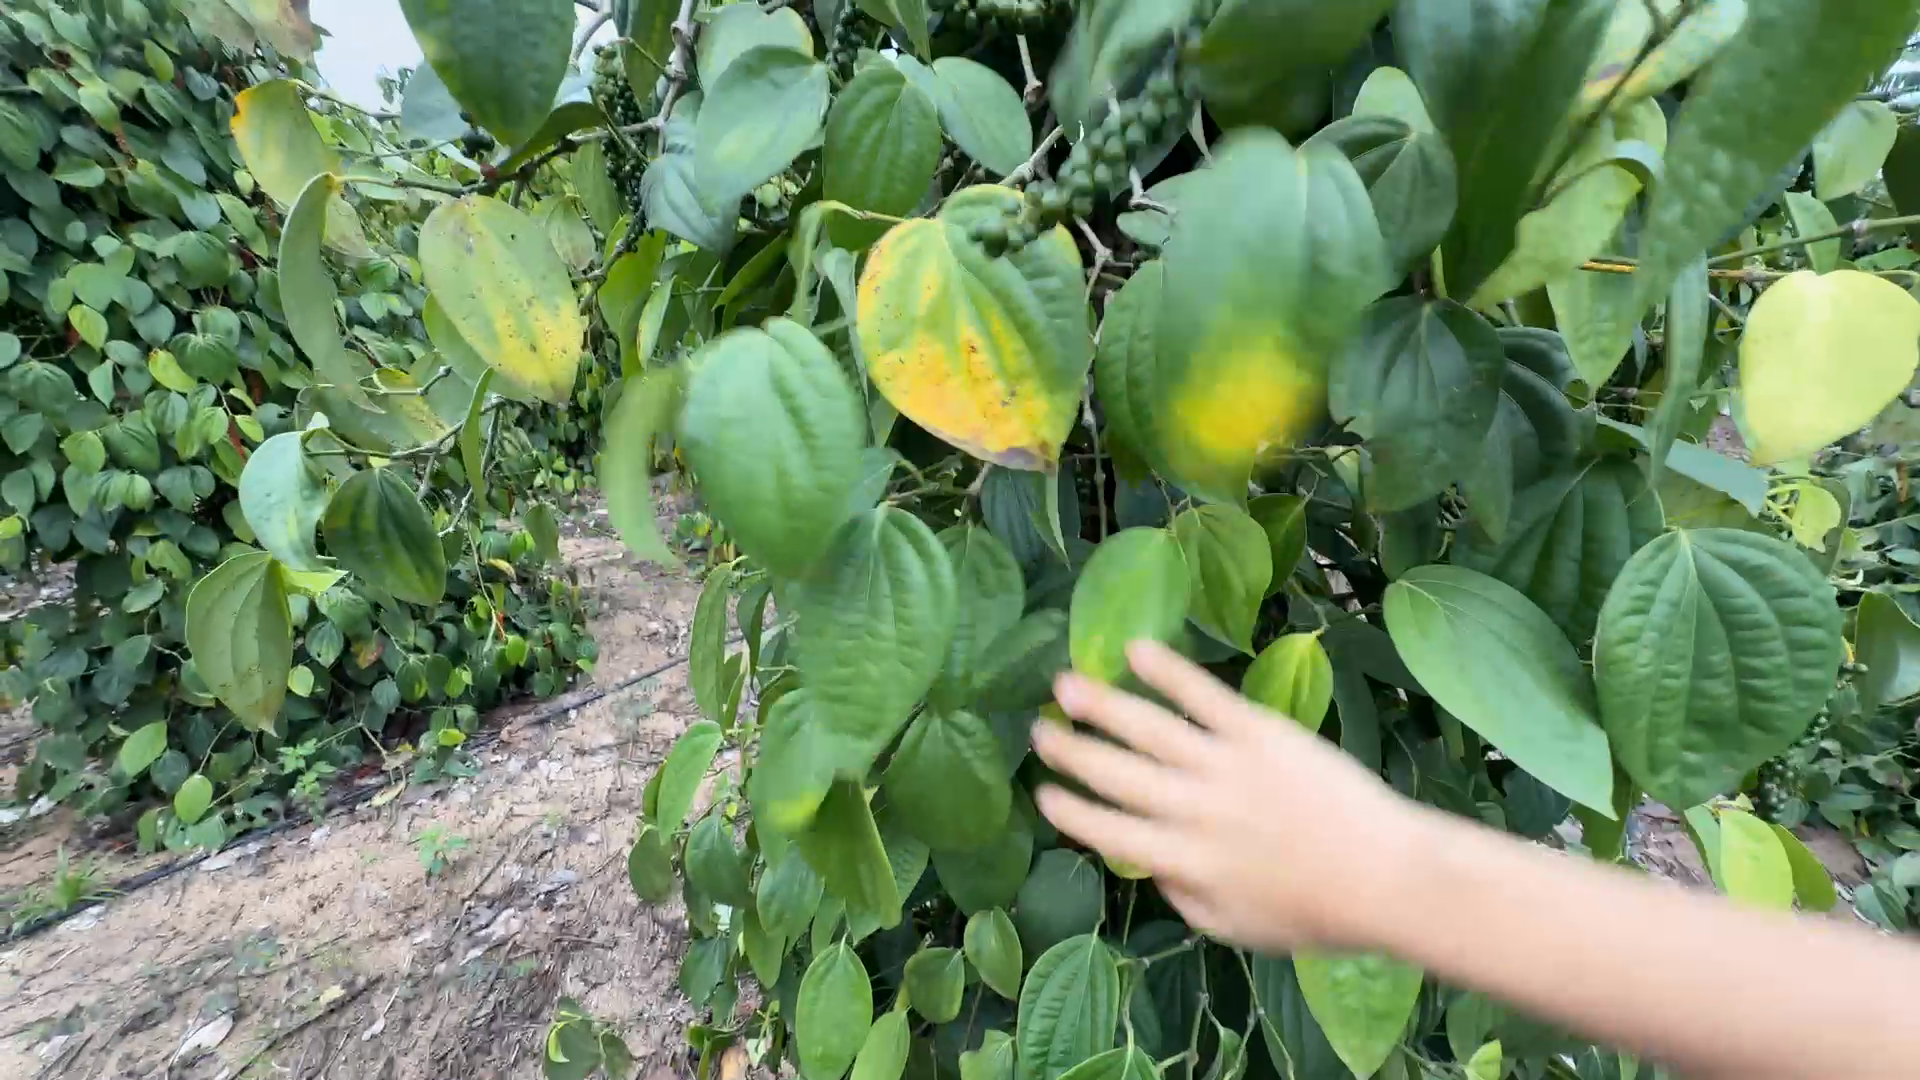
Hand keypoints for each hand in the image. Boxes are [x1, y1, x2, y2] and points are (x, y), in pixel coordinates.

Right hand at [1033, 639, 1432, 952]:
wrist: (1392, 878)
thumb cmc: (1316, 911)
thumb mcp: (1237, 928)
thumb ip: (1183, 898)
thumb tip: (1147, 864)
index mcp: (1184, 861)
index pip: (1108, 832)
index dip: (1070, 811)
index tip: (1042, 791)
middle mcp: (1191, 809)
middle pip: (1116, 774)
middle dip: (1071, 750)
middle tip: (1039, 729)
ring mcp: (1222, 765)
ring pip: (1148, 728)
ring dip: (1101, 705)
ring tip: (1065, 684)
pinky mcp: (1255, 731)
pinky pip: (1202, 695)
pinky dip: (1166, 670)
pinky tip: (1134, 650)